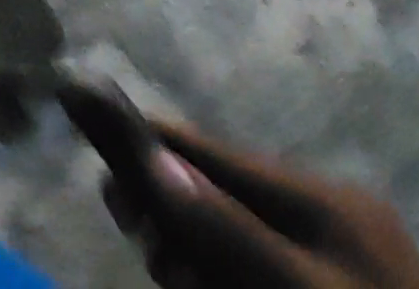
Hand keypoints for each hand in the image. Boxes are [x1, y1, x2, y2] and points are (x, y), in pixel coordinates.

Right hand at [64, 88, 418, 288]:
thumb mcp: (295, 287)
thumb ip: (225, 225)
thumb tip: (147, 156)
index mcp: (321, 195)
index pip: (203, 147)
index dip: (140, 143)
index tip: (93, 154)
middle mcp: (322, 208)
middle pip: (205, 184)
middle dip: (162, 209)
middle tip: (145, 246)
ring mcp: (325, 247)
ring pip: (217, 221)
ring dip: (182, 243)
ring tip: (174, 277)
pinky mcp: (319, 275)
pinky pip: (240, 250)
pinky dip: (210, 263)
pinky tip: (200, 284)